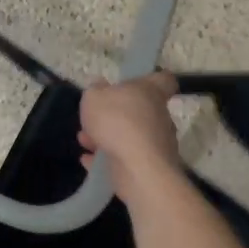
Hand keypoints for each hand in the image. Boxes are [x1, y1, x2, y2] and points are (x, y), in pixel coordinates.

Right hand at [79, 72, 183, 205]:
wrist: (139, 170)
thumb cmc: (117, 121)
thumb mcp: (93, 96)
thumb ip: (96, 90)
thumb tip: (102, 86)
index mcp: (150, 93)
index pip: (163, 80)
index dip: (152, 78)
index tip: (139, 80)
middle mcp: (160, 118)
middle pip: (142, 111)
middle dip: (118, 114)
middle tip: (95, 117)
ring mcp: (158, 146)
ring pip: (131, 136)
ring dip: (108, 137)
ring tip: (84, 140)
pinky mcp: (152, 169)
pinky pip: (127, 158)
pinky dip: (109, 158)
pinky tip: (89, 159)